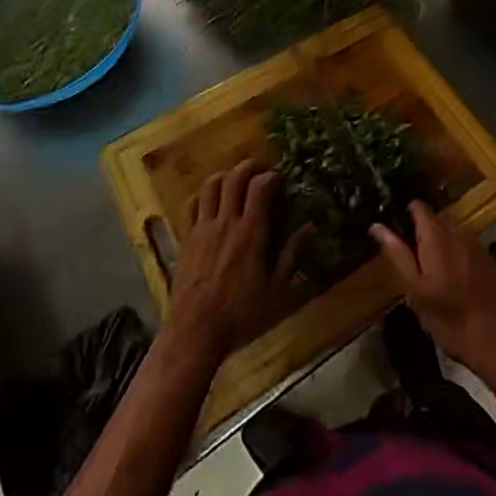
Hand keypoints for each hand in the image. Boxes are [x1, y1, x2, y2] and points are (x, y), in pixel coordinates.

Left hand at [167, 159, 301, 357]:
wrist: (195, 329)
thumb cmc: (241, 313)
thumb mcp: (276, 289)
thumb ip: (291, 254)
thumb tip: (310, 226)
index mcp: (251, 233)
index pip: (260, 188)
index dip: (271, 175)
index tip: (280, 177)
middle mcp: (225, 223)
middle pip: (233, 178)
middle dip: (248, 166)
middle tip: (260, 168)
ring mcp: (201, 228)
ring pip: (210, 186)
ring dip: (225, 175)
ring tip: (236, 178)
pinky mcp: (186, 238)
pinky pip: (192, 205)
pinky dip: (203, 195)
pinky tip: (211, 201)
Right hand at [371, 202, 495, 374]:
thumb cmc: (450, 319)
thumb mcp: (415, 291)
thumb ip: (397, 255)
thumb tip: (377, 226)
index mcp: (437, 238)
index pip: (419, 208)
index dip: (406, 213)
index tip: (396, 227)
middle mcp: (461, 235)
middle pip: (438, 221)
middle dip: (424, 232)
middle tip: (412, 257)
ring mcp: (481, 248)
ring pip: (456, 236)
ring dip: (443, 246)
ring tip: (433, 272)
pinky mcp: (495, 264)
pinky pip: (471, 251)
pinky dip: (462, 259)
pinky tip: (459, 283)